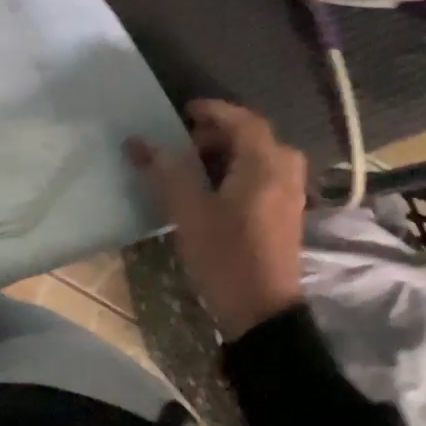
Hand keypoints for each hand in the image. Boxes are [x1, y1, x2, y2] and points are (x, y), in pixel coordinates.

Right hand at [125, 99, 308, 339]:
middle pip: (256, 138)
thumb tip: (137, 141)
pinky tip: (214, 191)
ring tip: (196, 166)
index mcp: (264, 166)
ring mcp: (289, 197)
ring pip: (262, 158)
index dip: (214, 111)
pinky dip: (241, 171)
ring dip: (231, 153)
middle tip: (186, 142)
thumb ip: (164, 170)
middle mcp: (284, 174)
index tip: (183, 111)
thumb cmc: (225, 256)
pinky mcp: (285, 217)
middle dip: (221, 133)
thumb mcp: (187, 211)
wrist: (262, 314)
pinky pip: (265, 177)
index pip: (243, 121)